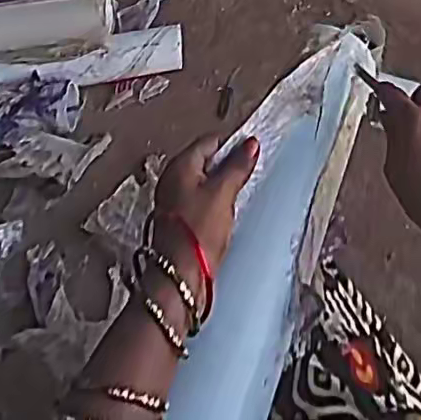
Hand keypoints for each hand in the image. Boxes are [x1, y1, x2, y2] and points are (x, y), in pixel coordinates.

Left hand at [152, 133, 257, 299]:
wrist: (179, 278)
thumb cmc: (197, 233)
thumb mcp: (224, 193)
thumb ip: (237, 166)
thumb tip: (250, 144)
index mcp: (179, 165)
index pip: (210, 141)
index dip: (231, 146)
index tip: (249, 155)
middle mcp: (171, 179)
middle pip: (205, 161)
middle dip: (225, 168)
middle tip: (242, 179)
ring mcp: (172, 201)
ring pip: (203, 182)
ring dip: (220, 188)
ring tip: (233, 201)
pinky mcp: (177, 221)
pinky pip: (199, 202)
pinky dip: (212, 205)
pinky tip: (222, 217)